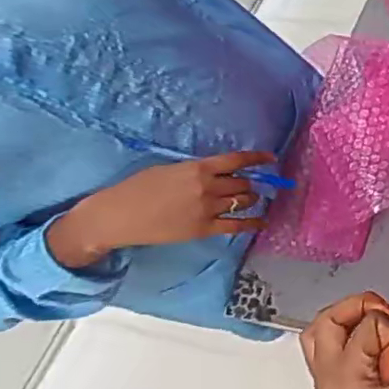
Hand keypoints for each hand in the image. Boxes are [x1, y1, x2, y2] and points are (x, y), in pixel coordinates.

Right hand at [45, 150, 274, 268]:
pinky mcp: (205, 229)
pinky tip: (263, 223)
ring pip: (243, 201)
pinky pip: (237, 226)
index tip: (271, 159)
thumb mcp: (167, 169)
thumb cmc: (136, 188)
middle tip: (248, 185)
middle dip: (248, 183)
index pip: (236, 161)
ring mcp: (208, 209)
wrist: (118, 216)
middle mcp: (207, 187)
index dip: (257, 159)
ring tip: (251, 199)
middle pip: (242, 183)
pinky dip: (253, 223)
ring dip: (250, 199)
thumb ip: (194, 170)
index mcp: (197, 168)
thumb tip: (215, 172)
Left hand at [300, 291, 388, 388]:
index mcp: (344, 382)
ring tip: (377, 330)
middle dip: (361, 311)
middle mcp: (326, 384)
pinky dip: (346, 338)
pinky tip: (373, 348)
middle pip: (327, 321)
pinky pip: (326, 351)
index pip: (368, 328)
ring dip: (348, 322)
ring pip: (320, 334)